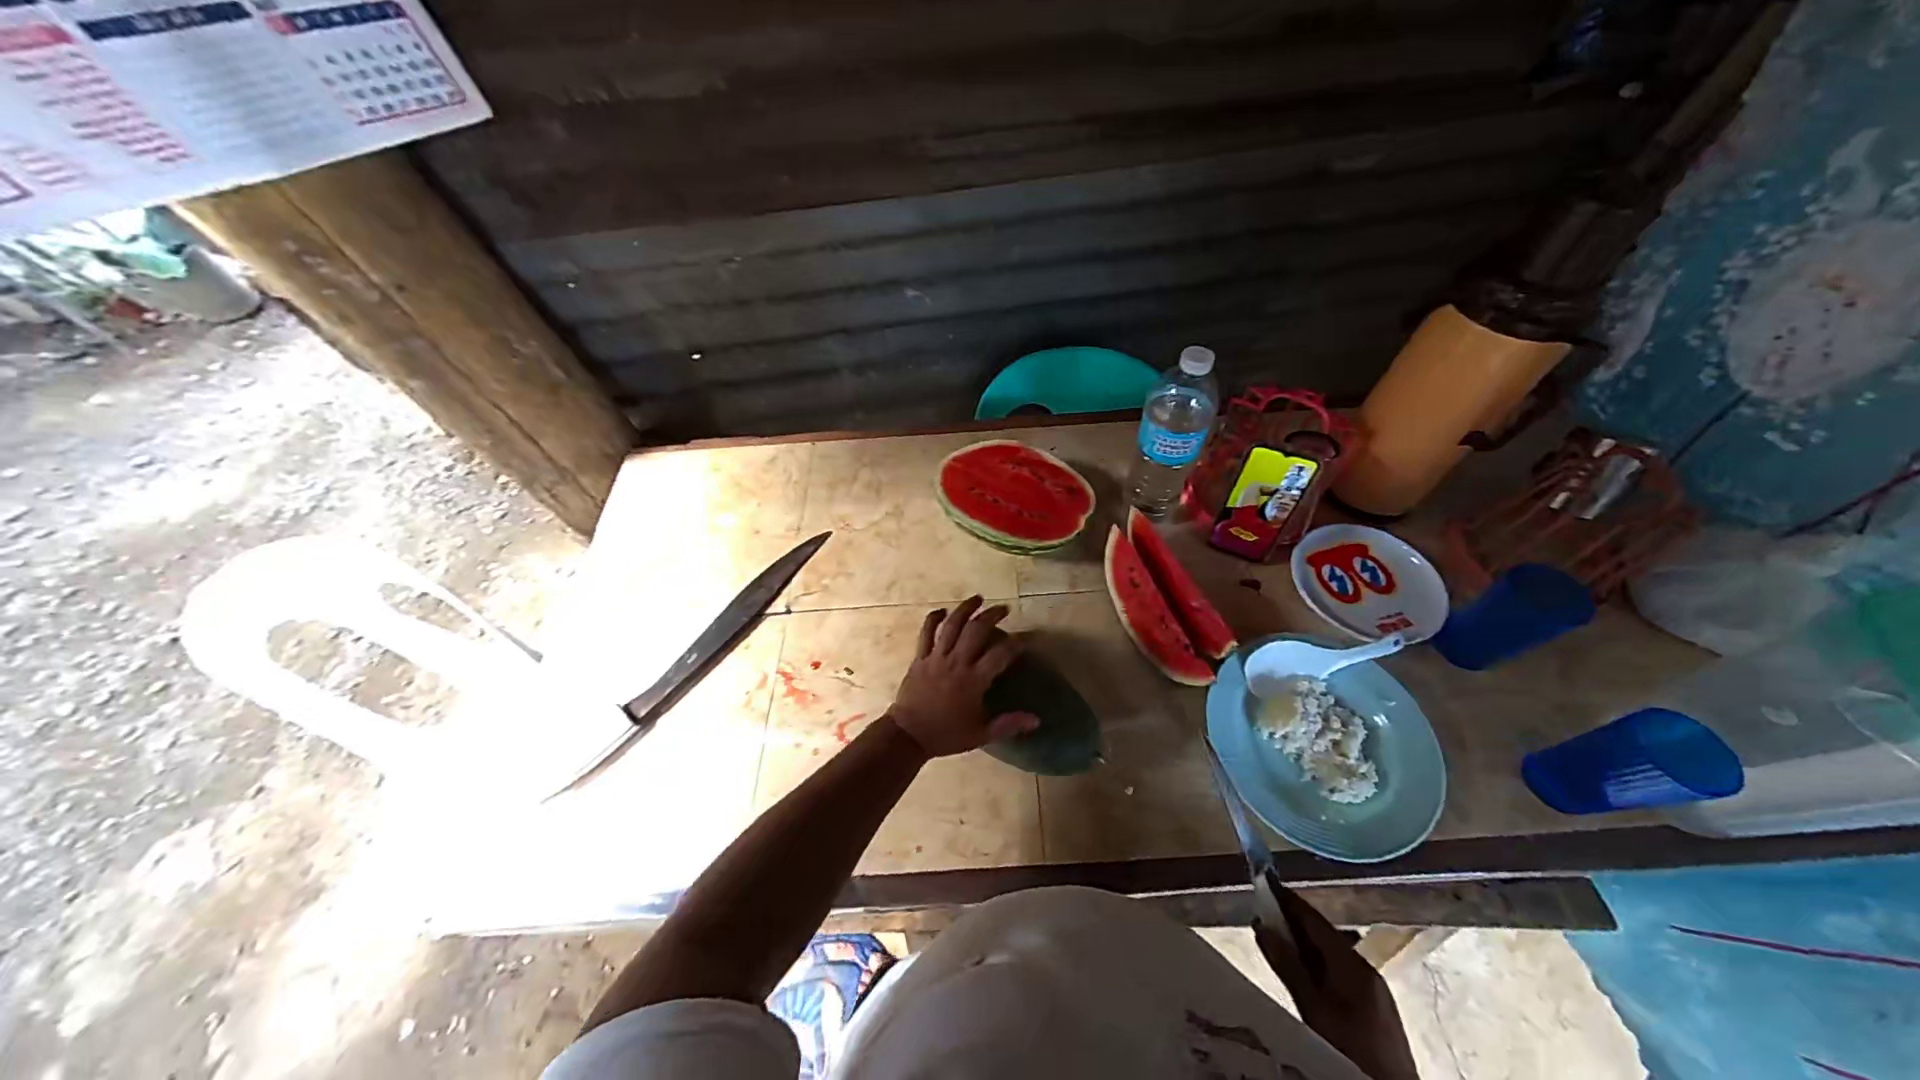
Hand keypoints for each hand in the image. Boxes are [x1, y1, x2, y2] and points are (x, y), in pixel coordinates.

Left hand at [886, 596, 1039, 757]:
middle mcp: (956, 663)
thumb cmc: (946, 735)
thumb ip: (1009, 724)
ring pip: (952, 625)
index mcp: (973, 681)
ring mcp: (936, 658)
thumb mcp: (981, 734)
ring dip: (966, 609)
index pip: (1000, 654)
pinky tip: (942, 610)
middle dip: (992, 616)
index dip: (1016, 643)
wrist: (908, 735)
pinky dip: (933, 619)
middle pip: (976, 630)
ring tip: (978, 598)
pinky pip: (926, 633)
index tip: (1027, 638)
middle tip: (1004, 609)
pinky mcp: (920, 658)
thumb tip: (1036, 720)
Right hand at [1254, 879, 1419, 1079]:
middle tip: (1261, 912)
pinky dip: (1315, 964)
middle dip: (1293, 922)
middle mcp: (1365, 969)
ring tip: (1273, 939)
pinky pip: (1338, 972)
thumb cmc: (1350, 1050)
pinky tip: (1299, 972)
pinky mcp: (1373, 1007)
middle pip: (1324, 936)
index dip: (1289, 901)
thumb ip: (1288, 966)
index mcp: (1353, 964)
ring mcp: (1372, 989)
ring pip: (1330, 954)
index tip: (1264, 882)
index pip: (1315, 920)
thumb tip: (1262, 925)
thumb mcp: (1313, 1008)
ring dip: (1302, 944)